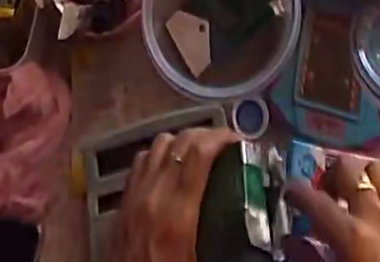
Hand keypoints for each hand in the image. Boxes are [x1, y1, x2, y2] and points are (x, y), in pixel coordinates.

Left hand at [113, 127, 239, 261]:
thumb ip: (228, 244)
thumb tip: (258, 238)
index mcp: (176, 216)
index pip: (198, 152)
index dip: (221, 137)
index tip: (239, 141)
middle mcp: (152, 197)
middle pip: (180, 141)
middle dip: (206, 135)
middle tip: (225, 146)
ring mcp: (133, 198)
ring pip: (158, 144)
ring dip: (181, 142)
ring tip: (199, 154)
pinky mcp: (120, 205)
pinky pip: (140, 162)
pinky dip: (158, 156)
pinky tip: (170, 170)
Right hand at [285, 154, 379, 261]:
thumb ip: (309, 260)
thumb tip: (289, 242)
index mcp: (351, 234)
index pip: (314, 200)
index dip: (296, 192)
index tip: (288, 194)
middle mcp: (374, 216)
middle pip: (348, 168)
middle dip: (331, 175)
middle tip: (324, 194)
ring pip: (379, 172)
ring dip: (363, 177)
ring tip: (354, 195)